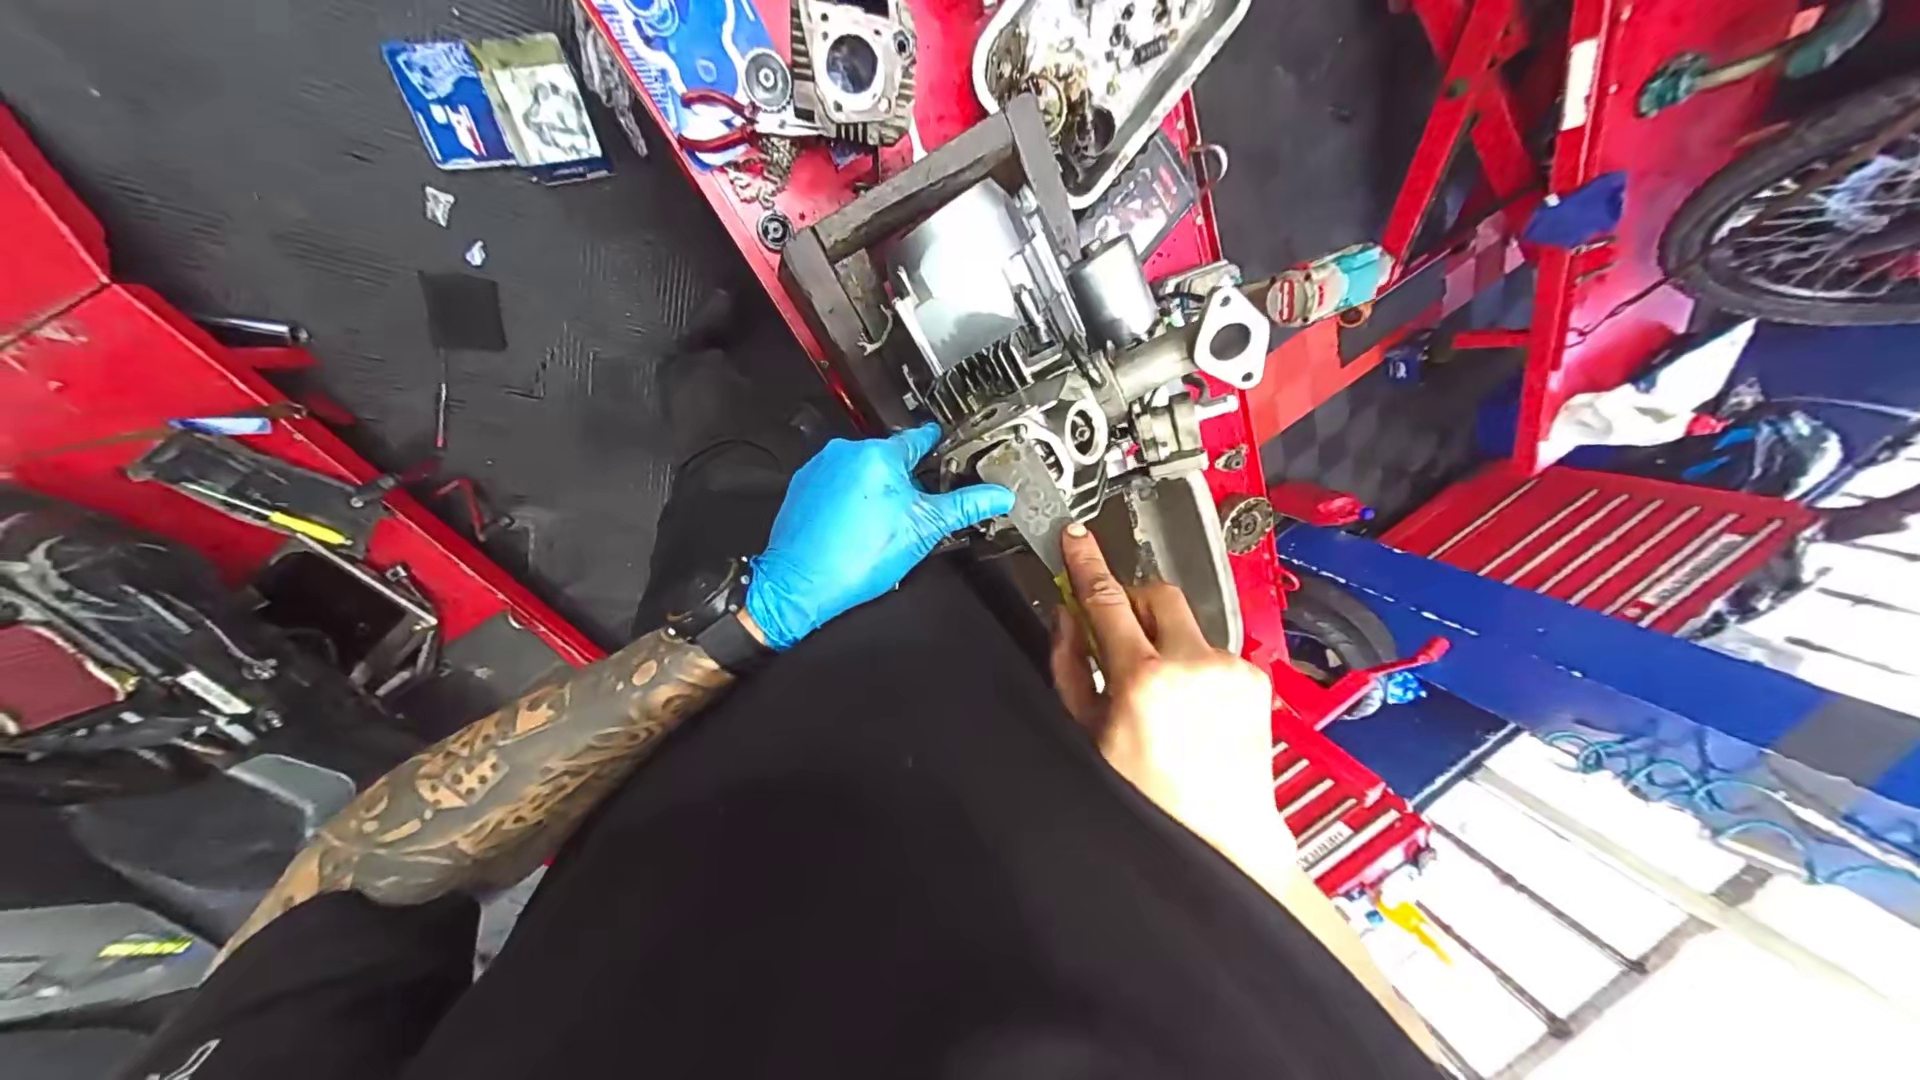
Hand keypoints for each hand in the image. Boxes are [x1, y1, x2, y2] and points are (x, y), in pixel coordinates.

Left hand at [746, 424, 1013, 649]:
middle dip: (904, 479)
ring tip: (882, 524)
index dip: (935, 443)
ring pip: (862, 471)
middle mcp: (846, 452)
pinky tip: (857, 526)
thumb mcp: (924, 529)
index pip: (918, 438)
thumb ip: (964, 506)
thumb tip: (998, 495)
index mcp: (879, 455)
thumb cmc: (856, 558)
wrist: (801, 584)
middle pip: (889, 458)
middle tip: (915, 508)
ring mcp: (821, 468)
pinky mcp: (802, 486)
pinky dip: (850, 498)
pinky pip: (837, 483)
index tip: (941, 442)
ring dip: (876, 489)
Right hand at [1050, 523, 1290, 861]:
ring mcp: (1231, 669)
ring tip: (1156, 688)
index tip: (1076, 538)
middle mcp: (1195, 664)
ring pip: (1184, 620)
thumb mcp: (1088, 730)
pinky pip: (1211, 645)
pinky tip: (1186, 699)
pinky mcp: (1253, 676)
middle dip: (1130, 604)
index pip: (1106, 599)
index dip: (1086, 562)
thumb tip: (1069, 619)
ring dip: (1162, 637)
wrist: (1221, 835)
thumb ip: (1071, 664)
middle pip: (1154, 592)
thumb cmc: (1150, 795)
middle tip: (1116, 638)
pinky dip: (1191, 659)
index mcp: (1144, 679)